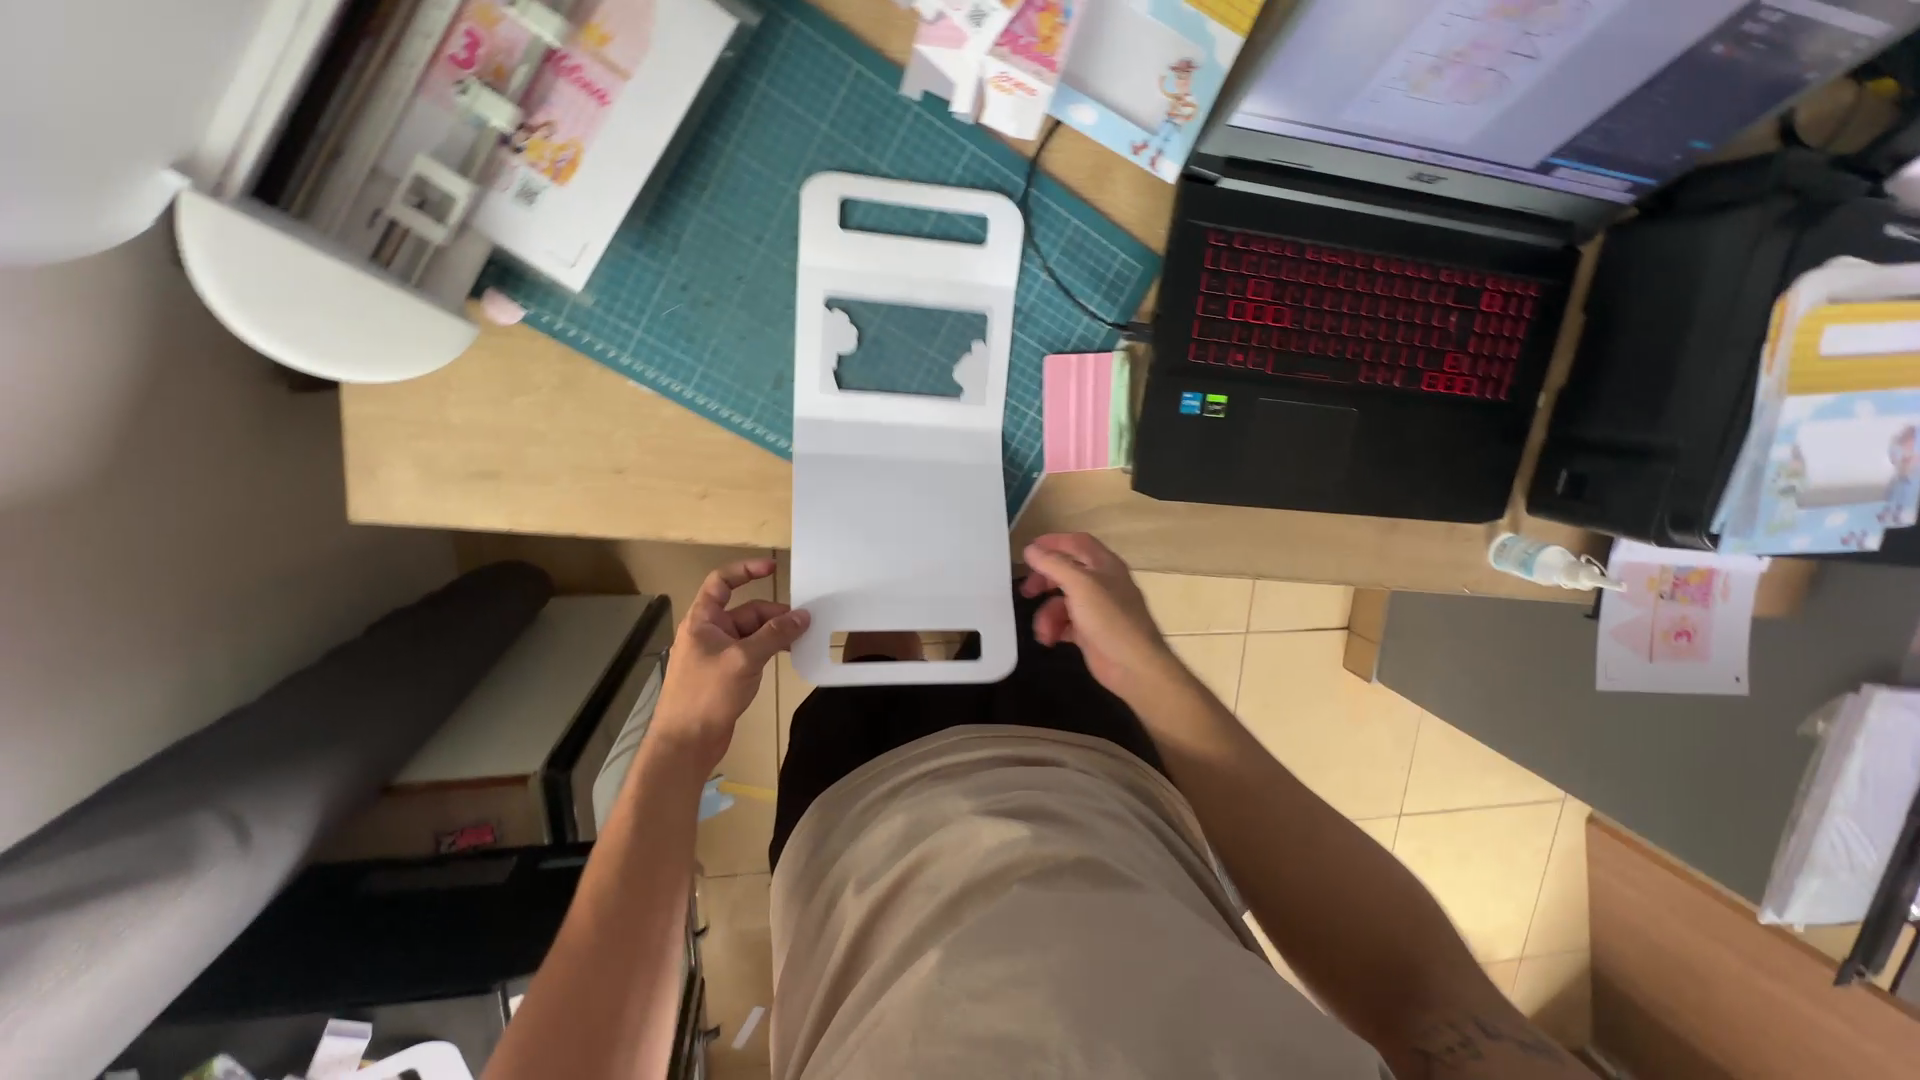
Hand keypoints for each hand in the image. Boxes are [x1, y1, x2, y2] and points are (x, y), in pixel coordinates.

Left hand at [653, 558, 809, 774]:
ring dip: (774, 634)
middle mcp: (708, 633)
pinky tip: (788, 656)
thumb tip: (803, 616)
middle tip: (803, 623)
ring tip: (801, 639)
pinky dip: (770, 651)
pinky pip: (751, 653)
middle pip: (745, 611)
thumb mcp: (744, 659)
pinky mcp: (725, 675)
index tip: (773, 568)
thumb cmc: (707, 694)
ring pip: (751, 634)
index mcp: (702, 620)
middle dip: (774, 614)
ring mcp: (717, 655)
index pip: (722, 582)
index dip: (745, 570)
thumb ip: (774, 635)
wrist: (686, 741)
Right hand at [1020, 533, 1186, 705]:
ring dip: (1048, 614)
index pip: (1077, 543)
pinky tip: (1051, 639)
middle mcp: (1101, 583)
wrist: (1133, 666)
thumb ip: (1054, 565)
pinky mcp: (1090, 631)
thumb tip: (1031, 549)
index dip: (1054, 543)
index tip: (1029, 551)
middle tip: (1027, 591)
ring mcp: (1096, 608)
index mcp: (1105, 565)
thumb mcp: (1080, 585)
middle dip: (1045, 581)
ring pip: (1062, 601)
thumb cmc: (1109, 619)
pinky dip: (1055, 629)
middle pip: (1066, 572)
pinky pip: (1065, 623)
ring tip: (1044, 630)